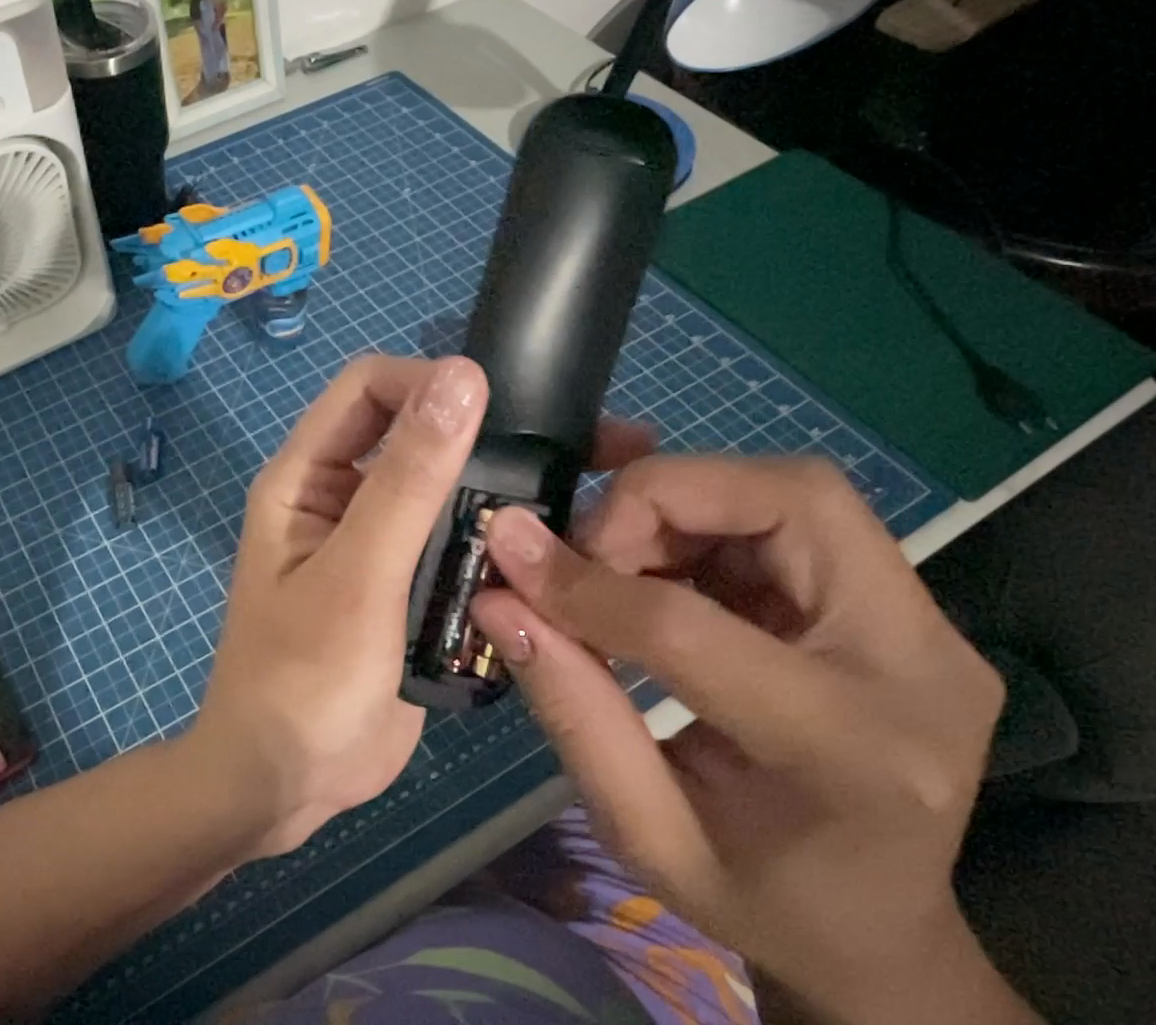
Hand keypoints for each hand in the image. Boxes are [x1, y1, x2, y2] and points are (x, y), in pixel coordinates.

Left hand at [195, 354, 653, 857]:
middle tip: (596, 440)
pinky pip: (460, 545)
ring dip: (509, 490)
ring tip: (598, 490)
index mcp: (306, 480)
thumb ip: (407, 480)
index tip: (511, 405)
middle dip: (493, 434)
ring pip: (449, 492)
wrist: (287, 781)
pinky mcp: (409, 590)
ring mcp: (379, 546)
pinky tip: (565, 546)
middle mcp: (341, 500)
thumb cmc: (302, 677)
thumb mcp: (356, 575)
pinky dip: (502, 541)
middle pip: (419, 435)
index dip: (430, 382)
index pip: (368, 390)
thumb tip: (462, 377)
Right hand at [470, 458, 1031, 1022]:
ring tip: (615, 565)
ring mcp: (926, 626)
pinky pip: (792, 519)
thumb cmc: (755, 900)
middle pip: (791, 499)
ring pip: (792, 491)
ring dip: (679, 505)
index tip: (506, 555)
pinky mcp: (902, 606)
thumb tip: (496, 600)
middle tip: (584, 553)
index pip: (692, 627)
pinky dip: (703, 523)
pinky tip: (659, 573)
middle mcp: (917, 664)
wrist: (875, 931)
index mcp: (850, 752)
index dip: (584, 584)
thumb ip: (572, 710)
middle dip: (659, 498)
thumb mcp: (642, 832)